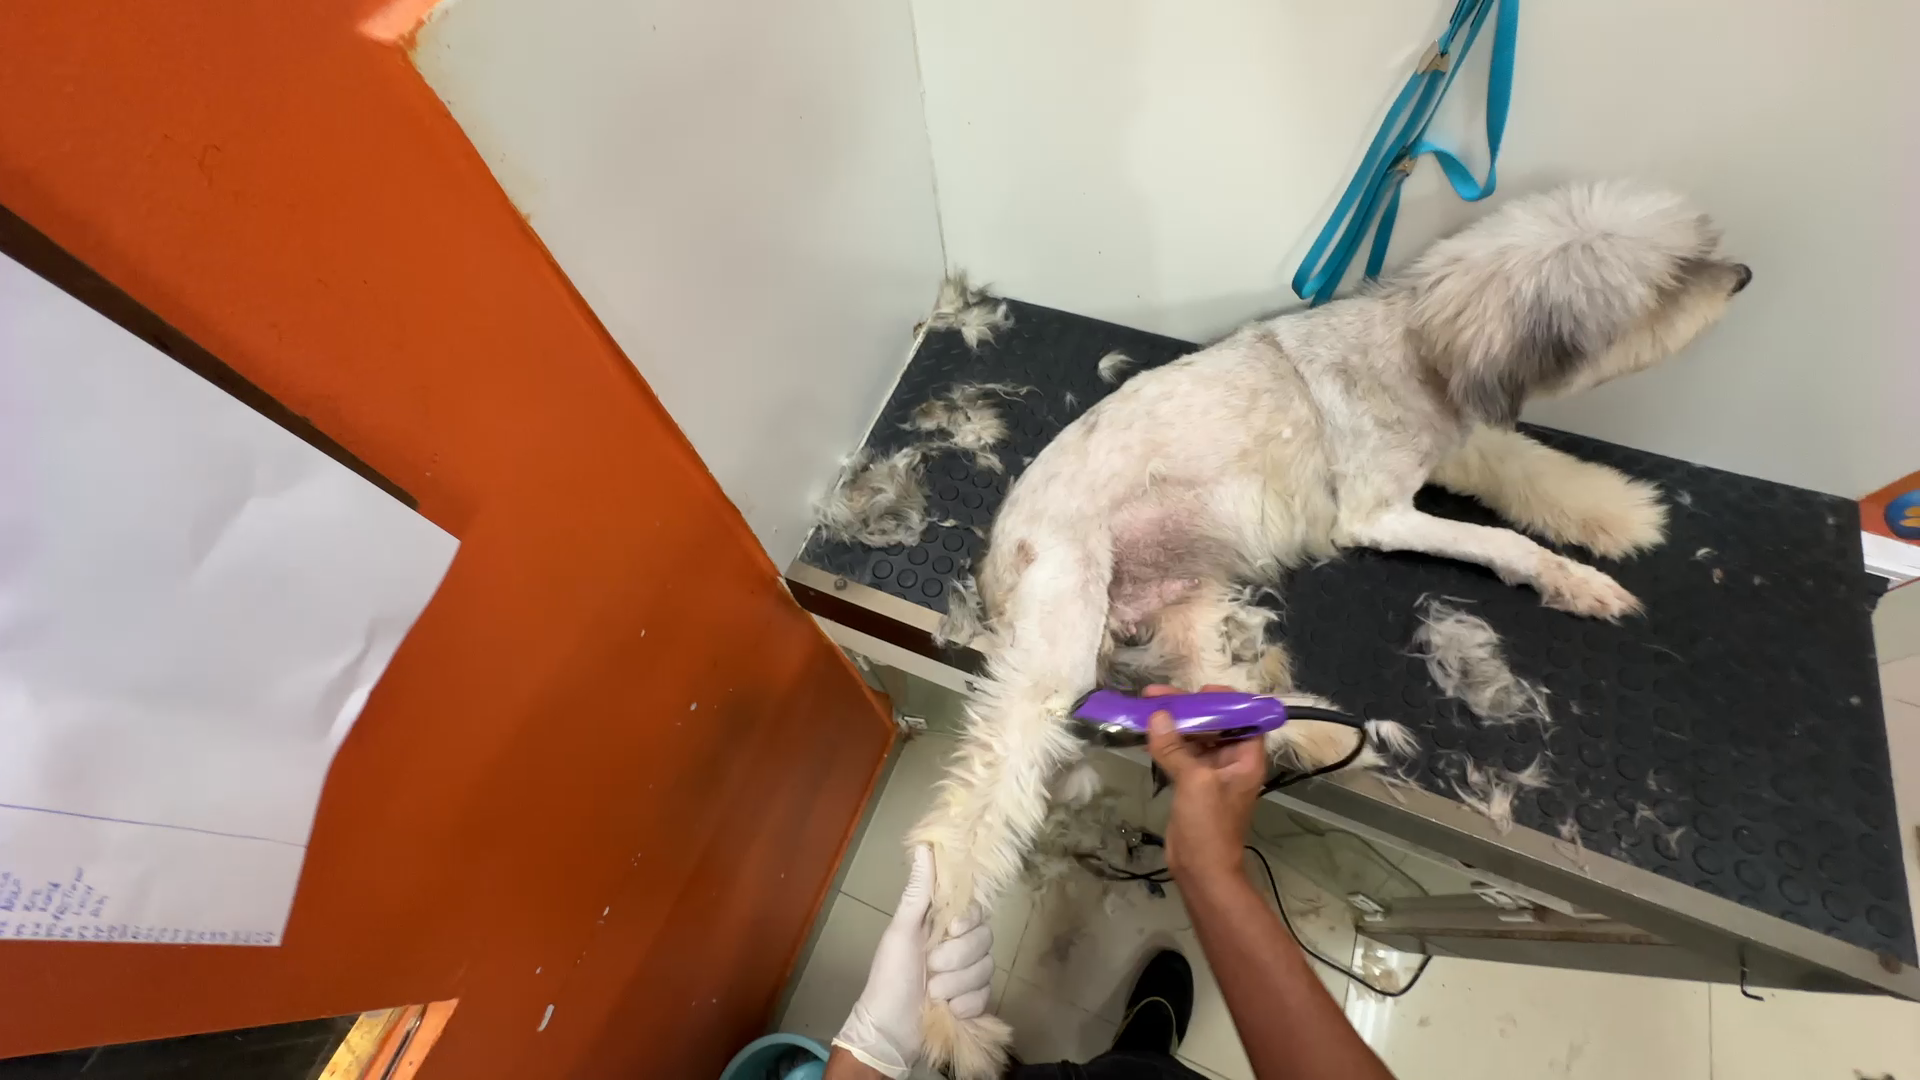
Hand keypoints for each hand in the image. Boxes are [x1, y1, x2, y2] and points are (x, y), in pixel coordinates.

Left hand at [831, 845, 993, 1078]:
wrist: (890, 1029)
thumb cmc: (890, 975)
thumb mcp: (901, 930)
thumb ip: (917, 891)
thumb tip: (924, 845)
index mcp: (941, 922)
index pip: (974, 909)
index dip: (968, 919)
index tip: (951, 929)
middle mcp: (959, 942)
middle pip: (984, 938)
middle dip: (956, 959)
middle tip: (931, 969)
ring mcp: (968, 972)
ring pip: (986, 967)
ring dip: (958, 984)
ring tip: (934, 992)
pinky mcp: (973, 999)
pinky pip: (986, 995)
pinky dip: (966, 1004)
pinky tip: (948, 1009)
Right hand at [1144, 684, 1266, 884]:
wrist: (1202, 870)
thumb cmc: (1209, 826)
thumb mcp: (1195, 782)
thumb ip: (1176, 748)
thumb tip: (1156, 716)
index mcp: (1246, 758)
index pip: (1244, 716)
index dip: (1224, 700)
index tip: (1197, 692)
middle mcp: (1231, 760)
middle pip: (1213, 722)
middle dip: (1187, 706)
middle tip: (1155, 694)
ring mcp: (1210, 771)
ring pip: (1193, 735)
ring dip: (1172, 721)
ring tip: (1145, 706)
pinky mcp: (1191, 781)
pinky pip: (1180, 751)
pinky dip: (1165, 739)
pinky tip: (1145, 730)